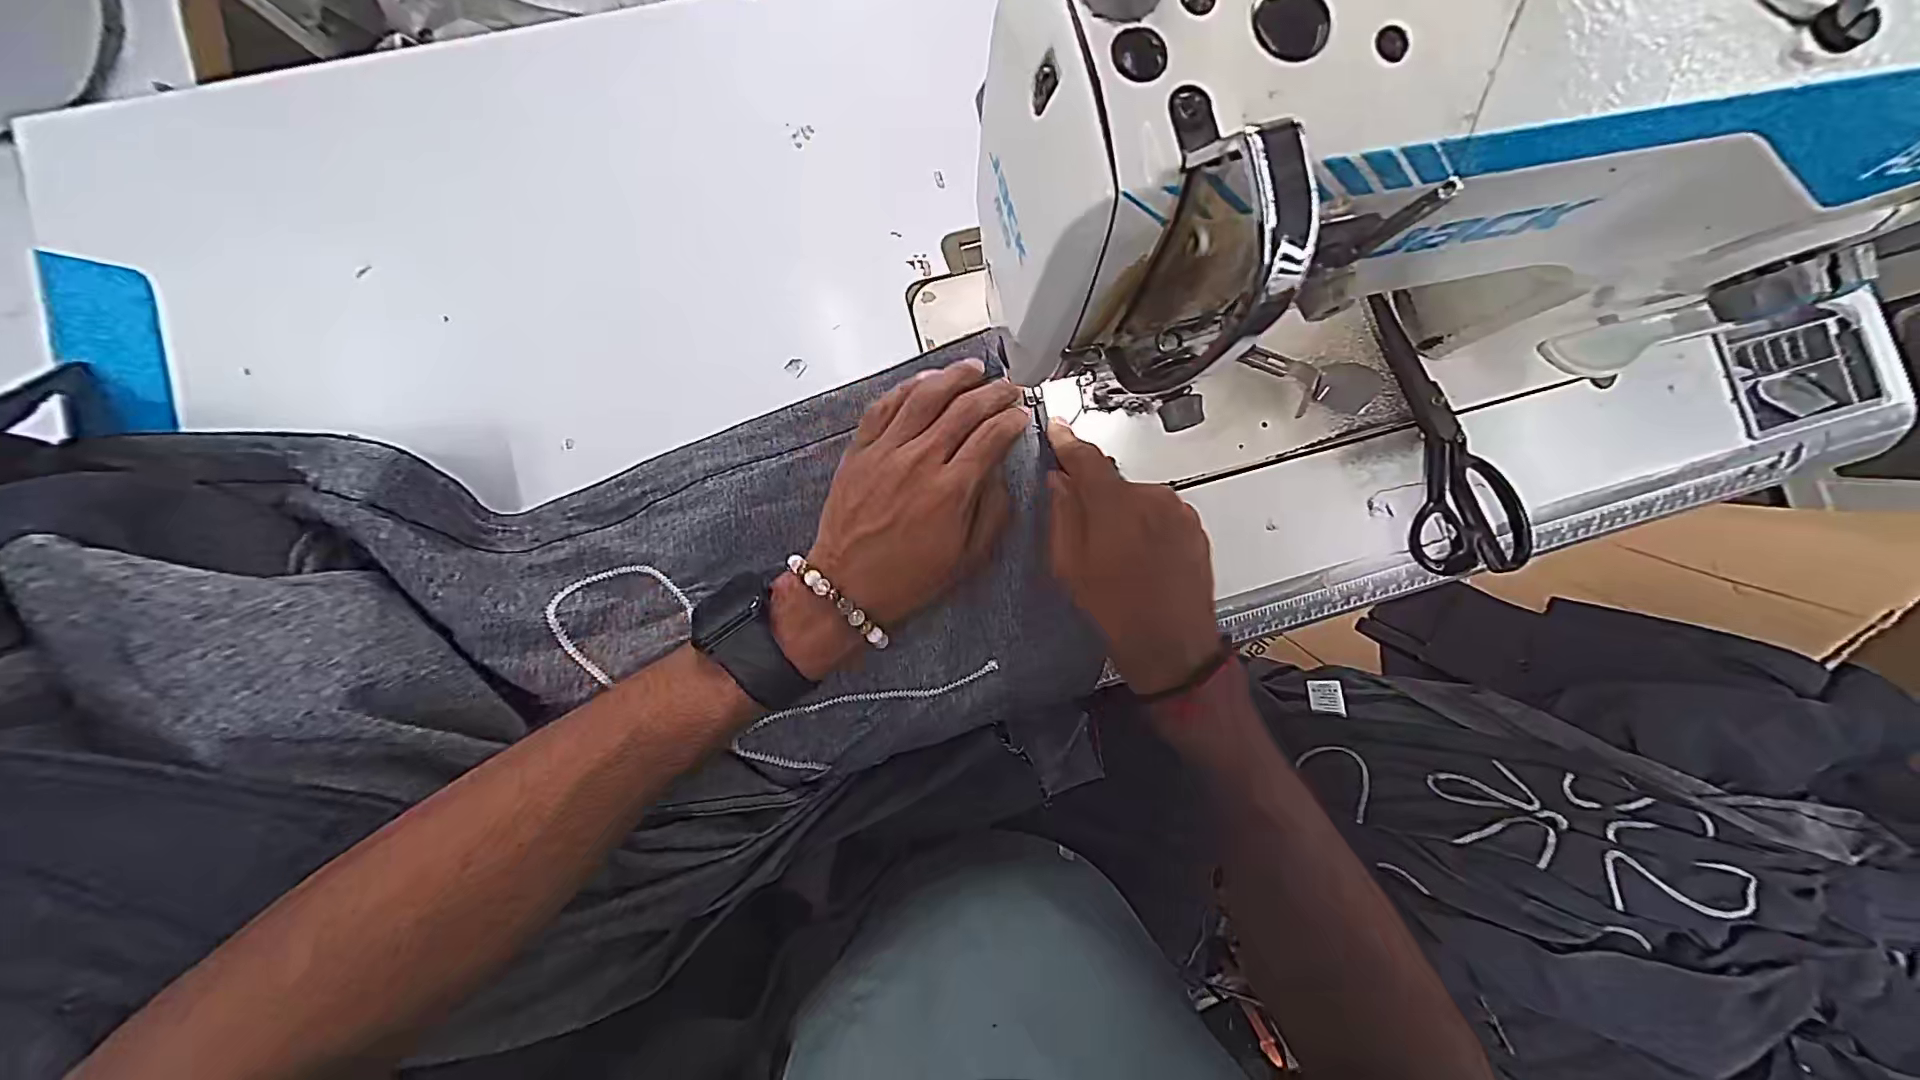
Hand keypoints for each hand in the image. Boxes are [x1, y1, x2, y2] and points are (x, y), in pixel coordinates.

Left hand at [772, 358, 1029, 676]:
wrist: (848, 585)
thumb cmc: (904, 577)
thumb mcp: (966, 557)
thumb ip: (992, 512)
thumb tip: (1000, 474)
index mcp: (950, 491)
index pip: (991, 436)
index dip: (1012, 420)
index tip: (1021, 416)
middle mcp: (919, 463)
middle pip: (965, 409)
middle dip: (994, 393)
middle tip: (1008, 389)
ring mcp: (886, 453)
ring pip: (925, 397)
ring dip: (954, 377)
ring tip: (972, 369)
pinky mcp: (861, 452)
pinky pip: (884, 407)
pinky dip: (907, 388)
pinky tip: (924, 381)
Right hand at [1045, 420, 1220, 695]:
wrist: (1172, 645)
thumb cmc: (1122, 614)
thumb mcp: (1070, 567)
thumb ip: (1062, 515)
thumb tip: (1059, 484)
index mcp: (1115, 506)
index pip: (1087, 457)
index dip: (1067, 441)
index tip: (1058, 430)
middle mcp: (1151, 500)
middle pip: (1112, 480)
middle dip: (1096, 497)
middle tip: (1087, 536)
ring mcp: (1177, 511)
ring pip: (1136, 497)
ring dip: (1124, 514)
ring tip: (1120, 557)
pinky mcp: (1193, 524)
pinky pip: (1160, 512)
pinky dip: (1146, 525)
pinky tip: (1141, 558)